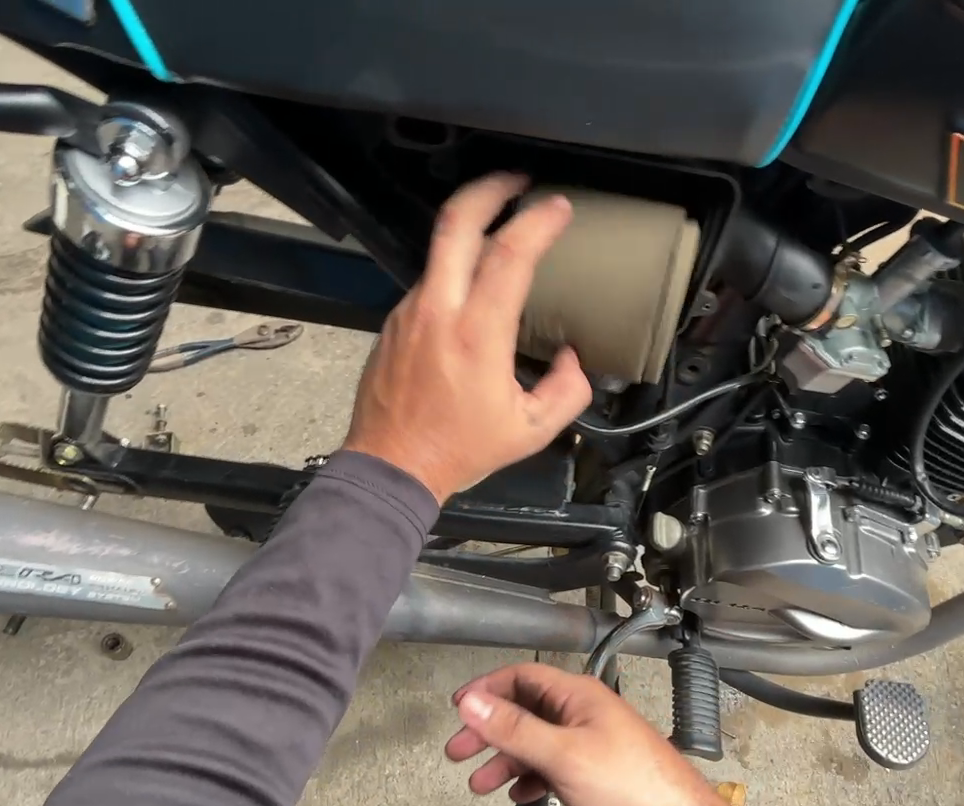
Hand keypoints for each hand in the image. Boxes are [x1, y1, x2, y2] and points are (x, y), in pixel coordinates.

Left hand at [341, 174, 594, 503]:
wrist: (391, 466)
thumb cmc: (460, 450)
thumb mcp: (531, 431)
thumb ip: (567, 390)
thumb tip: (572, 358)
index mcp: (476, 334)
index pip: (510, 254)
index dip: (538, 221)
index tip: (559, 208)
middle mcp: (437, 310)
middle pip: (456, 222)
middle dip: (490, 188)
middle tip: (518, 180)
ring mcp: (408, 313)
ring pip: (439, 250)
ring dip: (470, 230)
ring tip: (498, 231)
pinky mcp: (393, 323)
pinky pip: (428, 283)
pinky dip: (453, 271)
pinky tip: (470, 289)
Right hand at [446, 663, 786, 805]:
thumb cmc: (623, 783)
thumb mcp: (562, 755)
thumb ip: (514, 729)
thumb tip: (469, 701)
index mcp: (576, 695)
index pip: (522, 677)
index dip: (486, 690)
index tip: (456, 710)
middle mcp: (583, 711)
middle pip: (525, 711)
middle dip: (489, 731)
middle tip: (456, 753)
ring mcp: (591, 741)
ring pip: (538, 742)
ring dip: (507, 760)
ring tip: (478, 786)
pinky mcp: (597, 769)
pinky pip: (555, 765)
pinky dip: (533, 777)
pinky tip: (520, 797)